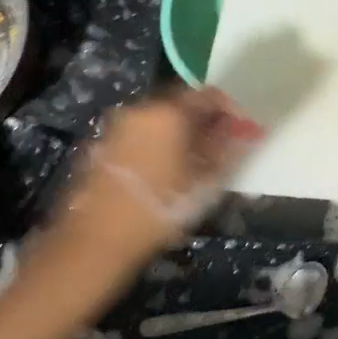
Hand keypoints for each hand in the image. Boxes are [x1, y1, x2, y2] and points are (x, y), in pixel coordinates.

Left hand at [48, 88, 262, 261]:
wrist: (94, 243)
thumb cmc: (158, 209)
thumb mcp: (205, 182)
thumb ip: (228, 148)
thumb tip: (244, 130)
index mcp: (169, 112)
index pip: (209, 95)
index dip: (231, 110)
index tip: (243, 129)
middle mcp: (140, 109)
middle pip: (181, 103)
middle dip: (203, 120)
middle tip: (220, 145)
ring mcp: (116, 126)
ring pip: (158, 120)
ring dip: (179, 132)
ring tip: (193, 160)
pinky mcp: (100, 146)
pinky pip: (138, 134)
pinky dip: (156, 143)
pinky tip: (162, 170)